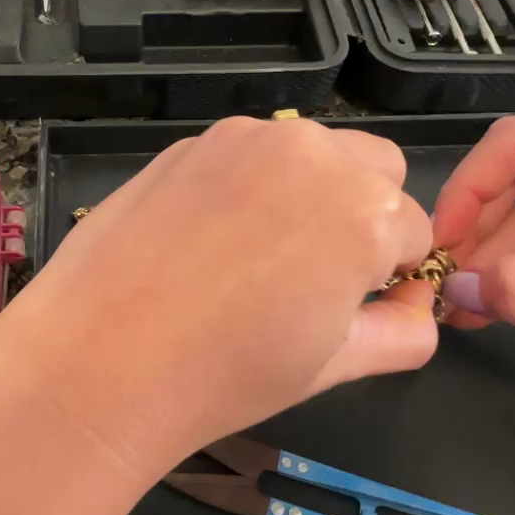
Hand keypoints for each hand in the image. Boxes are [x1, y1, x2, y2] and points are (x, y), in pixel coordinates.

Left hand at [0, 116, 437, 477]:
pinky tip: (206, 238)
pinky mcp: (188, 142)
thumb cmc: (226, 375)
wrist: (100, 359)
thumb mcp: (334, 364)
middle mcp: (313, 155)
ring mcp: (244, 140)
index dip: (391, 273)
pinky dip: (249, 185)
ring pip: (310, 153)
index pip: (415, 230)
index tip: (355, 305)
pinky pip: (247, 154)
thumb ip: (400, 332)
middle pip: (374, 170)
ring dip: (308, 192)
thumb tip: (414, 309)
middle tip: (312, 275)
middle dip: (363, 215)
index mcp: (365, 211)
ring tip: (253, 256)